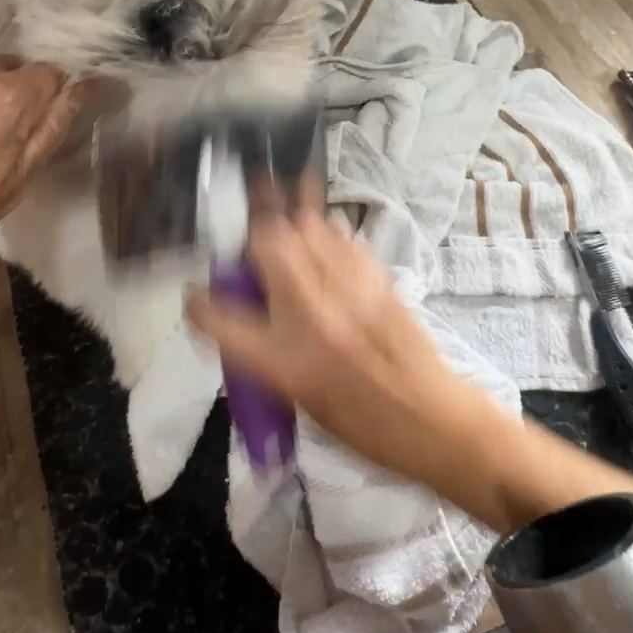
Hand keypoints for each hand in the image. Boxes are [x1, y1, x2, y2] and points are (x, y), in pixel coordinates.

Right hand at [187, 209, 477, 490]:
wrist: (437, 423)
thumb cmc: (366, 429)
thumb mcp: (303, 402)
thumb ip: (271, 357)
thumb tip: (255, 317)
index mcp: (285, 364)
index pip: (221, 321)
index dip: (199, 306)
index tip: (195, 299)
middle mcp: (313, 320)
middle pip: (268, 247)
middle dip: (252, 231)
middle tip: (249, 233)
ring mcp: (348, 293)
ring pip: (307, 229)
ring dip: (289, 216)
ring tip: (280, 203)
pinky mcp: (378, 280)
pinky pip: (343, 239)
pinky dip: (327, 231)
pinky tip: (323, 231)